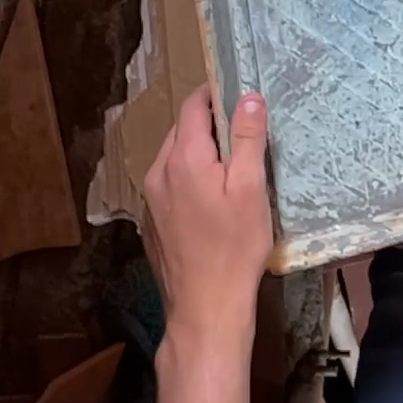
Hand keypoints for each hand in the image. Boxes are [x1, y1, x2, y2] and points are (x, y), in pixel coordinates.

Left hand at [143, 88, 272, 347]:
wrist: (205, 308)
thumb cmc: (235, 245)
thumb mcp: (251, 187)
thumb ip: (248, 138)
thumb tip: (248, 97)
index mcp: (184, 159)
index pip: (192, 106)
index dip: (214, 94)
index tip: (238, 94)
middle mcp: (159, 173)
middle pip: (182, 130)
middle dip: (209, 122)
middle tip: (243, 129)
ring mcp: (151, 199)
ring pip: (174, 156)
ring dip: (199, 150)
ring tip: (231, 162)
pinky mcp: (151, 222)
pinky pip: (169, 182)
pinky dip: (189, 175)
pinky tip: (211, 197)